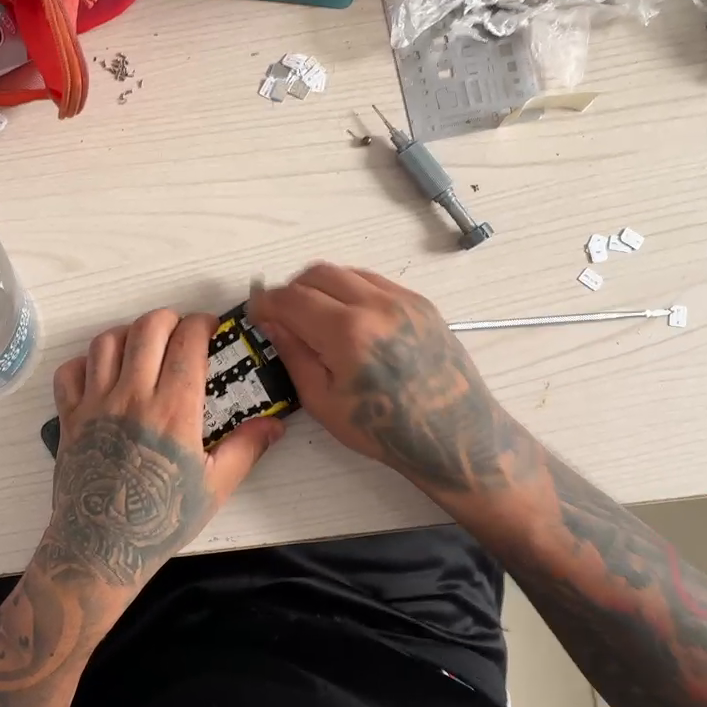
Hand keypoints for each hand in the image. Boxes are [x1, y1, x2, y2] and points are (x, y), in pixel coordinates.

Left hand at [44, 309, 285, 585]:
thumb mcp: (214, 488)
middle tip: (180, 333)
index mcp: (174, 409)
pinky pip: (69, 371)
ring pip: (107, 341)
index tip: (210, 328)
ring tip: (143, 348)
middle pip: (148, 328)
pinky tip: (100, 374)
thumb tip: (275, 424)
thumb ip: (246, 449)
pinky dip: (85, 363)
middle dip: (169, 319)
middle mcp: (133, 395)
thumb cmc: (161, 520)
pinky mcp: (69, 417)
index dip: (203, 324)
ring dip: (129, 335)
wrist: (101, 545)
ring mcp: (96, 403)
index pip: (188, 341)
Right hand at [248, 265, 527, 494]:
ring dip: (319, 287)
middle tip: (280, 316)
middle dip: (290, 290)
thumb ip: (293, 354)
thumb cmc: (382, 428)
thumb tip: (272, 324)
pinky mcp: (420, 303)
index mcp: (346, 332)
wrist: (452, 435)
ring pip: (345, 272)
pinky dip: (349, 290)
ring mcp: (402, 300)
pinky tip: (346, 319)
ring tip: (312, 317)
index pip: (291, 298)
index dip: (265, 302)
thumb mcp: (321, 400)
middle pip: (316, 274)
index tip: (255, 313)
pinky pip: (373, 281)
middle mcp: (375, 305)